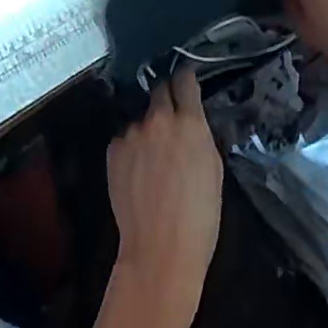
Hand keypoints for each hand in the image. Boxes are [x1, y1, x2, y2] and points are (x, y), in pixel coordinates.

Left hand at [106, 70, 221, 311]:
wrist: (160, 249)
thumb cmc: (201, 215)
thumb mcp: (214, 168)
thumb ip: (201, 135)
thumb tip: (194, 122)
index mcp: (190, 122)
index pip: (185, 80)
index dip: (186, 78)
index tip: (186, 81)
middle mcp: (159, 119)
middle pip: (159, 90)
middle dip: (166, 97)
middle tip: (171, 117)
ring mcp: (132, 133)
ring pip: (141, 118)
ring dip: (148, 127)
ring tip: (153, 155)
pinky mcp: (113, 150)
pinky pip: (125, 138)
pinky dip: (132, 147)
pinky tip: (138, 170)